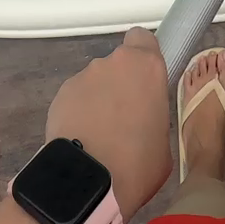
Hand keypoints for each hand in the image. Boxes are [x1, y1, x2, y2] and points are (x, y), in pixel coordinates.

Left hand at [43, 27, 171, 217]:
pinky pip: (75, 99)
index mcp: (147, 67)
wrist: (88, 185)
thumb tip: (142, 120)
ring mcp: (84, 76)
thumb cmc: (138, 165)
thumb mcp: (163, 143)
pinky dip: (78, 113)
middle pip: (118, 64)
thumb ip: (154, 115)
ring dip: (98, 100)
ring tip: (97, 136)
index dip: (143, 55)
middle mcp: (115, 62)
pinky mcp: (61, 94)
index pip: (143, 38)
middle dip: (120, 84)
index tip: (143, 79)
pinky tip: (79, 140)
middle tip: (123, 118)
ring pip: (96, 82)